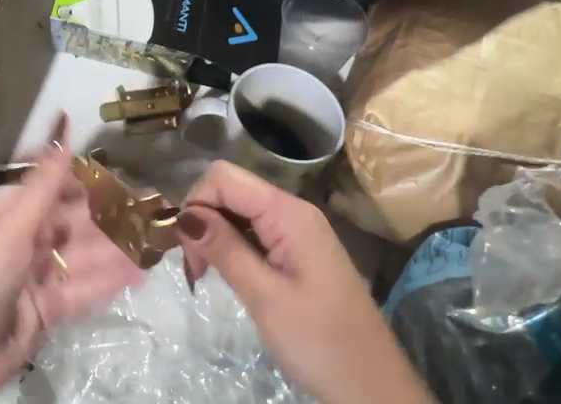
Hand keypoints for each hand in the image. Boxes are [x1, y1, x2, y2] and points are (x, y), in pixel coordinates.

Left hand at [0, 138, 142, 402]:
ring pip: (83, 256)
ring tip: (156, 243)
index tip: (124, 174)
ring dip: (116, 250)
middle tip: (152, 212)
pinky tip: (140, 275)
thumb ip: (46, 181)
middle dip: (109, 218)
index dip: (86, 181)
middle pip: (73, 223)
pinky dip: (109, 282)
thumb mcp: (15, 223)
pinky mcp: (48, 308)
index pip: (54, 188)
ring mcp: (38, 275)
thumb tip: (62, 123)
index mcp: (13, 212)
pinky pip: (83, 290)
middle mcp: (27, 238)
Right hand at [178, 161, 431, 403]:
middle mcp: (293, 211)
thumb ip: (225, 249)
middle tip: (194, 269)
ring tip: (205, 274)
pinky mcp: (299, 252)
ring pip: (239, 210)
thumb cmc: (322, 343)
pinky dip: (232, 246)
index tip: (187, 251)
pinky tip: (228, 274)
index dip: (196, 203)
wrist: (377, 390)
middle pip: (230, 190)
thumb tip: (183, 215)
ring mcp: (298, 231)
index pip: (224, 178)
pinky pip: (255, 231)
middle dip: (202, 219)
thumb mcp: (266, 298)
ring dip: (214, 234)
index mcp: (289, 213)